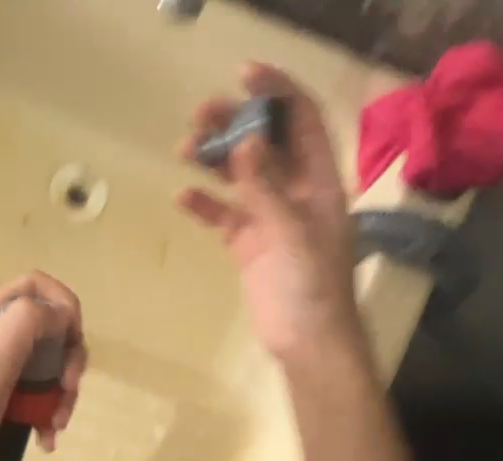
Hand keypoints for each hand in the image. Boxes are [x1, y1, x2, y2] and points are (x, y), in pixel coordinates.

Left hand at [0, 272, 86, 460]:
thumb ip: (27, 324)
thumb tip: (62, 313)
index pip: (34, 287)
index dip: (61, 303)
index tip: (73, 335)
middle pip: (51, 329)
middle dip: (68, 358)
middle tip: (69, 387)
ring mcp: (3, 373)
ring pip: (52, 368)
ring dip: (63, 395)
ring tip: (55, 424)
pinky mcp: (10, 404)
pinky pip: (44, 398)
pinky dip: (51, 416)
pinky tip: (46, 440)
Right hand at [175, 64, 362, 367]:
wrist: (308, 342)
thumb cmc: (312, 286)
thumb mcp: (292, 232)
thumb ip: (265, 187)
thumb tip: (244, 142)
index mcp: (318, 181)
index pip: (301, 120)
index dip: (276, 92)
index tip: (242, 76)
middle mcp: (294, 192)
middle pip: (265, 142)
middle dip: (236, 122)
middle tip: (200, 115)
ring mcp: (270, 219)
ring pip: (240, 176)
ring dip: (215, 159)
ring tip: (185, 148)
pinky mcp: (249, 246)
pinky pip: (224, 216)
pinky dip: (206, 205)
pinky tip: (184, 197)